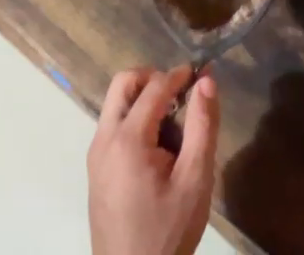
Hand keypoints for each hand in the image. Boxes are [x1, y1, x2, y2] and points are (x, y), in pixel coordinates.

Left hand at [88, 65, 219, 254]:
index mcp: (127, 139)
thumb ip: (203, 125)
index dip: (180, 74)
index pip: (154, 86)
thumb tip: (207, 81)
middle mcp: (104, 140)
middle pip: (124, 84)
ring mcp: (96, 155)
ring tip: (176, 124)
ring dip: (144, 99)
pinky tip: (160, 147)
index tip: (203, 72)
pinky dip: (135, 119)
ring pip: (117, 104)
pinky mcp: (96, 170)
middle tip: (183, 94)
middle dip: (154, 78)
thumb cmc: (168, 230)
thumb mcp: (195, 179)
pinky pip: (113, 126)